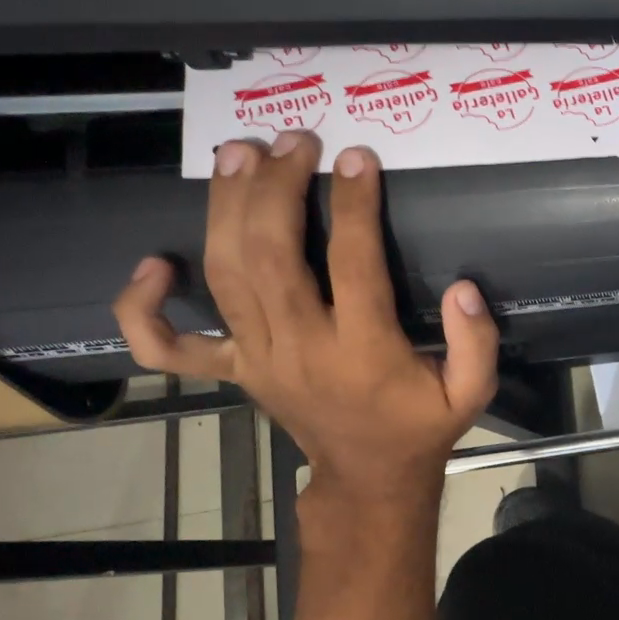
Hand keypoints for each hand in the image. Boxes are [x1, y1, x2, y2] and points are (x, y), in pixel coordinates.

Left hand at [113, 132, 499, 511]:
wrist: (372, 476)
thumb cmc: (424, 428)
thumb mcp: (474, 391)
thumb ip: (475, 341)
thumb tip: (463, 288)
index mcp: (364, 350)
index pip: (352, 264)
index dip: (354, 207)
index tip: (358, 161)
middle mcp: (300, 346)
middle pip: (269, 254)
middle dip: (277, 189)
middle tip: (293, 143)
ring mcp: (257, 357)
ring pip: (223, 273)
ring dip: (226, 208)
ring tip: (239, 156)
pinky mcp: (232, 369)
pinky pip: (168, 342)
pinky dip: (143, 305)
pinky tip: (154, 264)